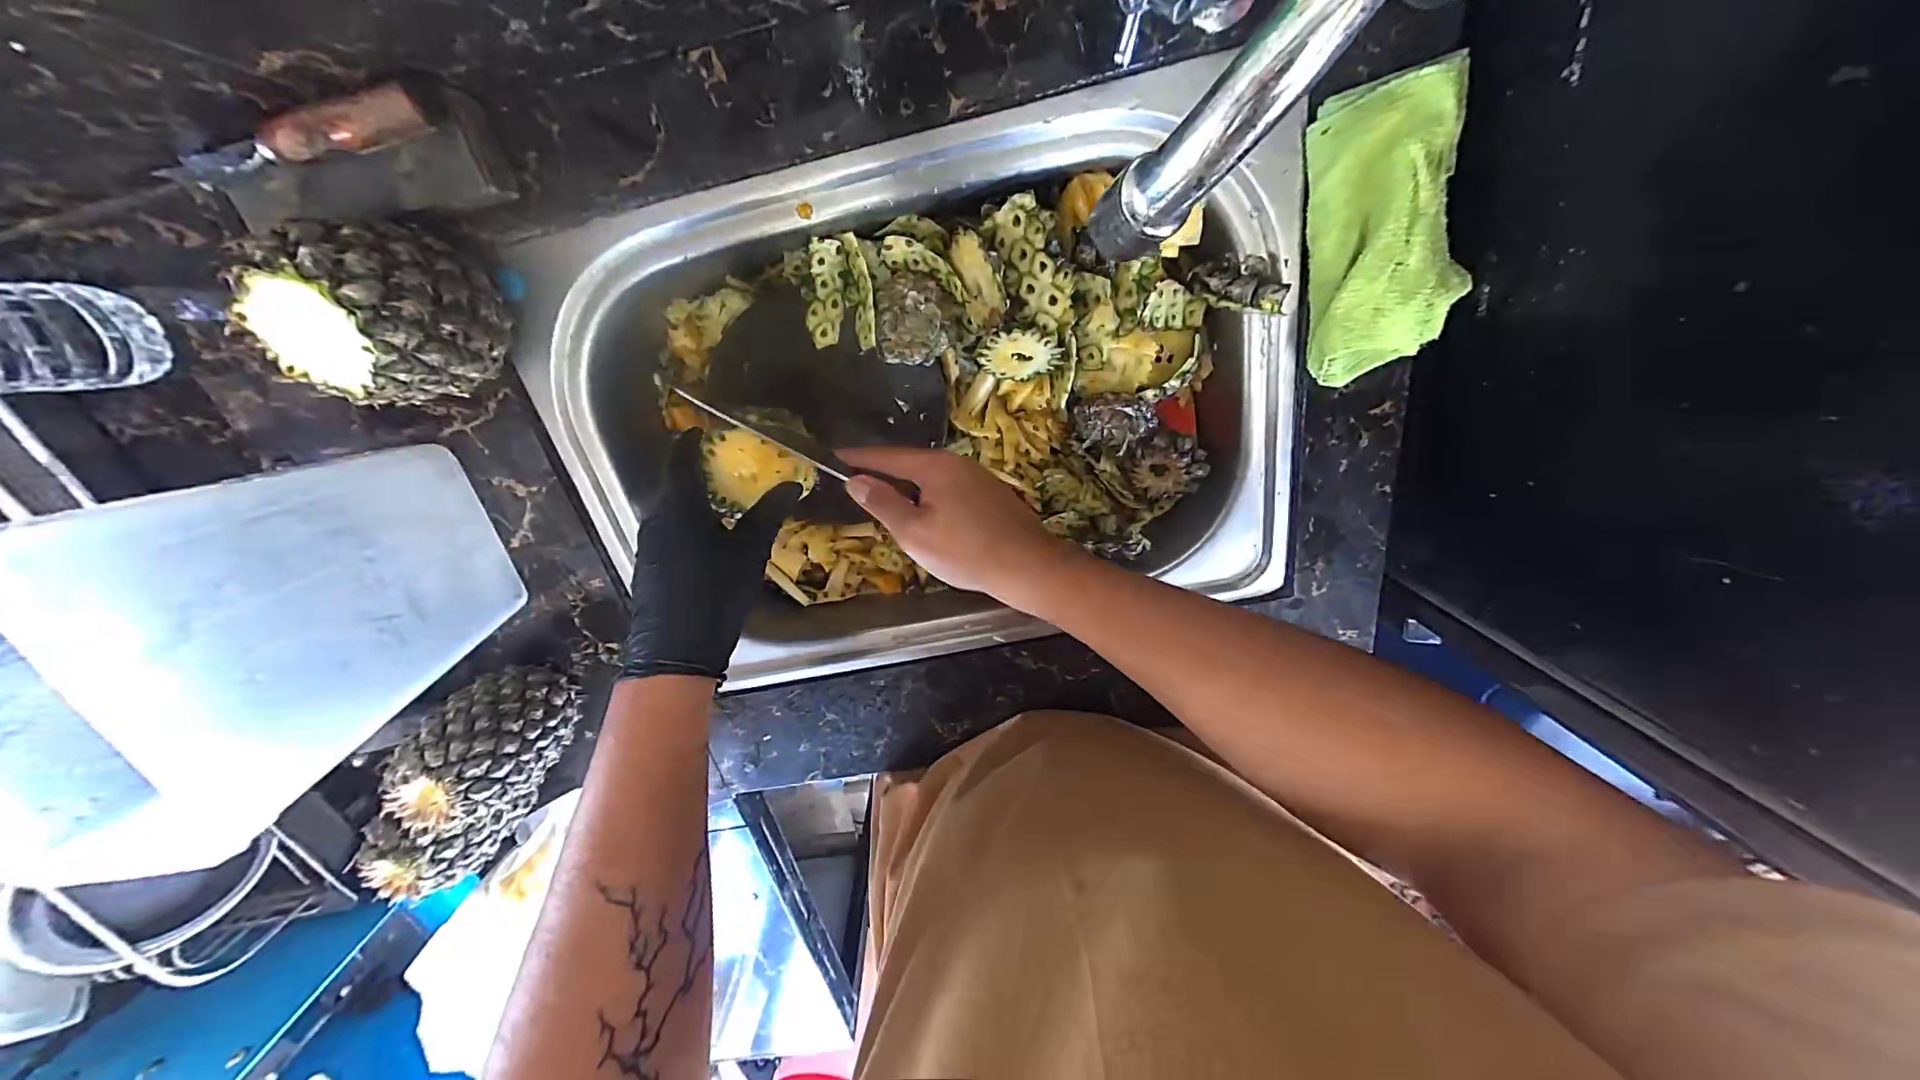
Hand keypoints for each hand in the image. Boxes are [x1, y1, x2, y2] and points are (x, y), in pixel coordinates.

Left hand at [621, 429, 801, 681]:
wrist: (676, 647)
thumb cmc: (716, 592)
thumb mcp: (749, 551)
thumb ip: (768, 513)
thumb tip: (791, 485)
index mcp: (680, 506)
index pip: (680, 459)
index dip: (691, 442)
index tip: (705, 432)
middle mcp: (657, 517)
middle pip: (673, 482)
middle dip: (696, 471)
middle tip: (725, 467)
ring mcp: (648, 541)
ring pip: (670, 507)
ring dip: (692, 498)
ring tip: (722, 499)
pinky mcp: (648, 562)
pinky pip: (667, 528)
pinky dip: (686, 521)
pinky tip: (708, 535)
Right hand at [837, 447, 1077, 601]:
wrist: (1028, 566)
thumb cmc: (965, 551)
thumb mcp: (914, 532)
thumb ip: (883, 503)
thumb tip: (855, 480)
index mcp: (935, 466)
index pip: (886, 456)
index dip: (857, 458)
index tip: (833, 456)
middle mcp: (958, 463)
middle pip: (910, 464)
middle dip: (882, 472)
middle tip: (853, 479)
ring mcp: (978, 478)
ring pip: (931, 478)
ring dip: (906, 486)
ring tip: (883, 497)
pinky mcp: (991, 496)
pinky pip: (949, 489)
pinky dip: (928, 496)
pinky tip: (925, 513)